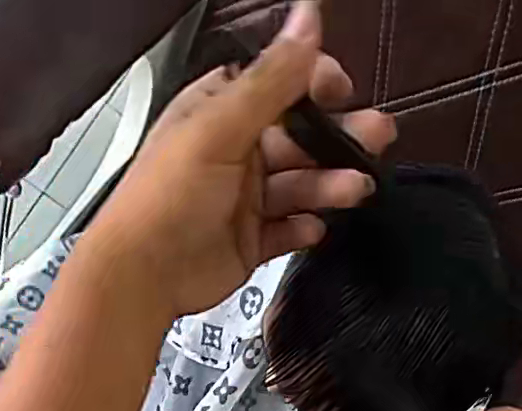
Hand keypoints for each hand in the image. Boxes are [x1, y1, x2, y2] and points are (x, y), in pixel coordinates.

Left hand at [82, 1, 395, 318]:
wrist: (145, 274)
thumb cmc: (169, 195)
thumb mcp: (220, 128)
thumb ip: (271, 80)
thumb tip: (308, 18)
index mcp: (221, 112)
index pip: (278, 88)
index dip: (313, 87)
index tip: (343, 93)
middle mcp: (235, 153)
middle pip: (298, 140)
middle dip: (337, 140)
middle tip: (376, 139)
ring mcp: (244, 201)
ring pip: (298, 187)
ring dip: (327, 187)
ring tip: (356, 190)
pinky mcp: (250, 242)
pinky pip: (286, 232)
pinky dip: (302, 230)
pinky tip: (313, 229)